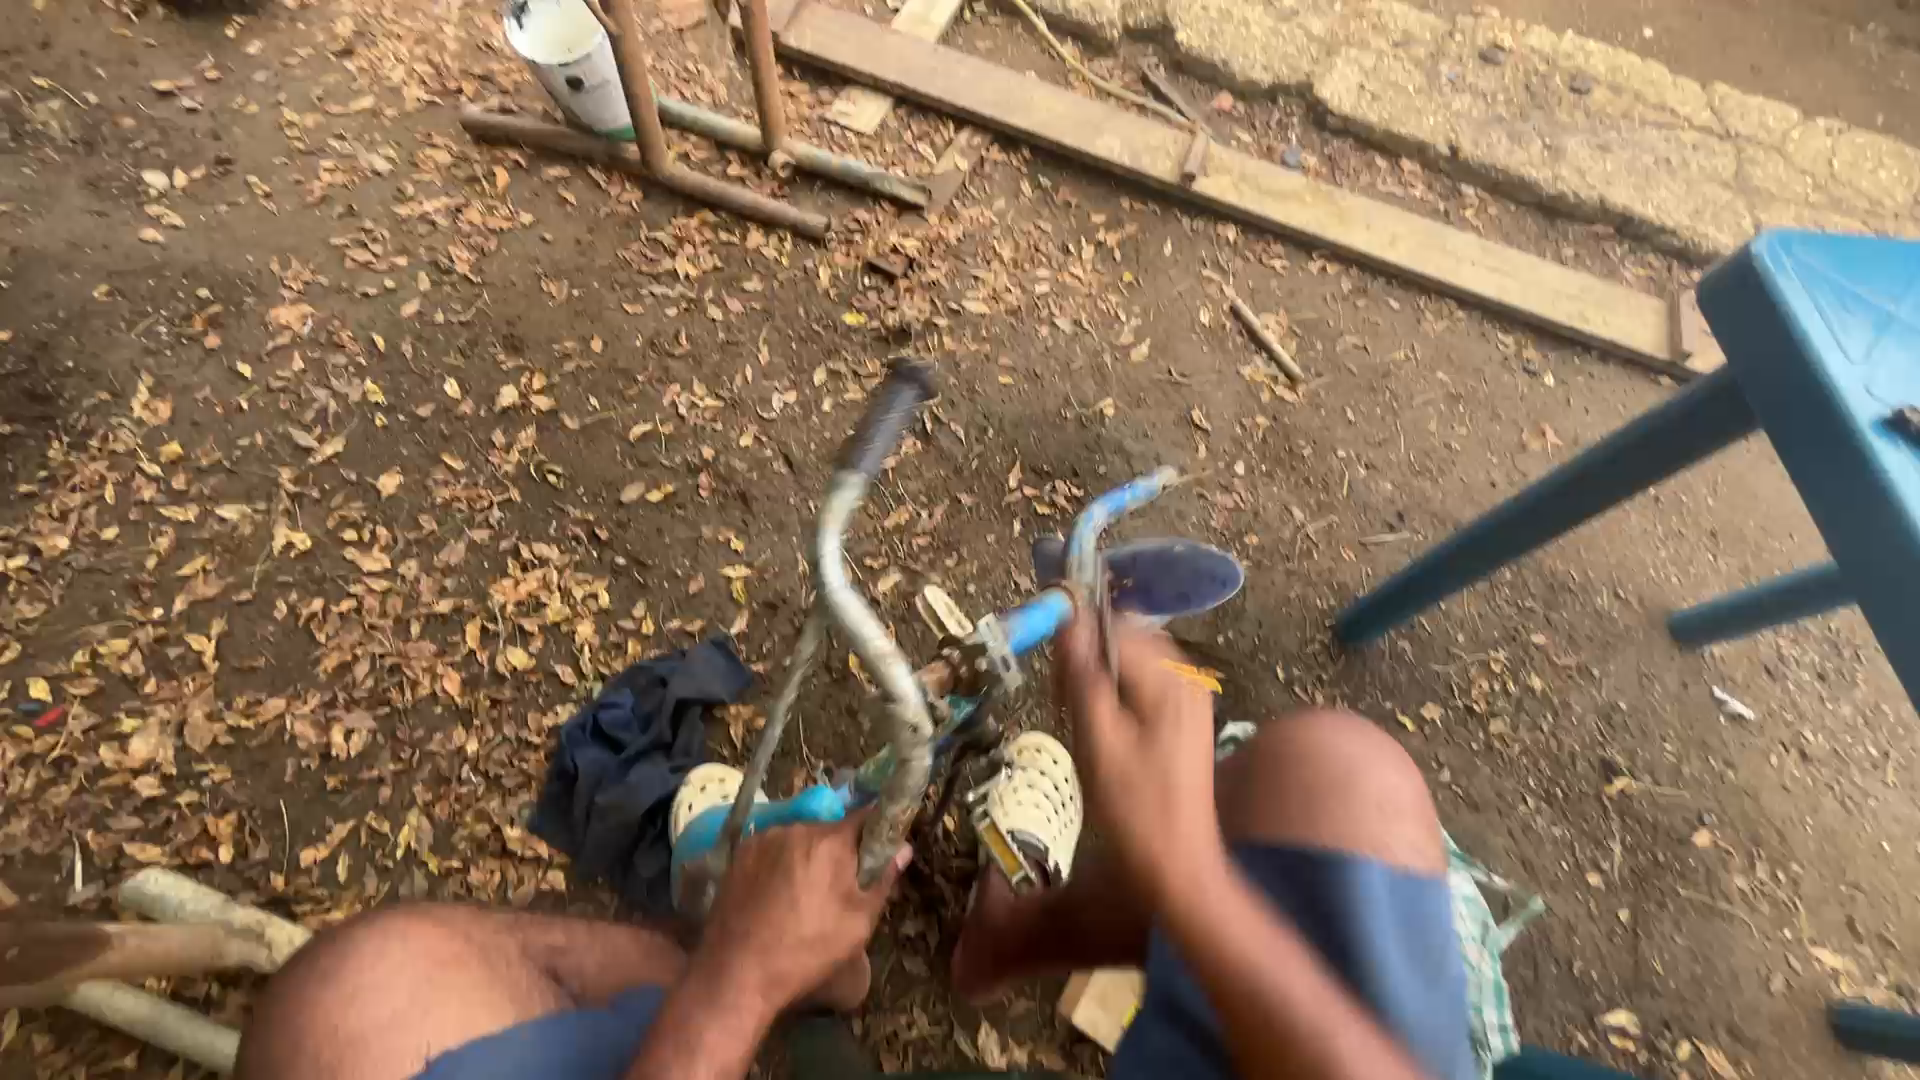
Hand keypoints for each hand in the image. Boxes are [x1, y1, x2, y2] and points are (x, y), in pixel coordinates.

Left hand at [698, 812, 908, 1015]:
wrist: (736, 973)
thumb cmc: (807, 950)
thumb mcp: (858, 923)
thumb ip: (883, 879)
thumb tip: (903, 848)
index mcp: (832, 841)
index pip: (866, 816)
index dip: (876, 831)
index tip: (879, 848)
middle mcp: (798, 827)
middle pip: (830, 830)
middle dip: (838, 851)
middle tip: (837, 886)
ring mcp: (765, 837)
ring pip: (799, 838)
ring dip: (807, 856)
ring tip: (800, 895)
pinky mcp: (741, 852)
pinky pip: (773, 847)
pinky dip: (779, 862)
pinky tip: (774, 893)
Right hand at [1053, 607, 1223, 901]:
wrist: (1175, 862)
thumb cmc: (1131, 806)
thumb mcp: (1096, 738)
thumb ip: (1082, 675)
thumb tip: (1067, 620)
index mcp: (1170, 681)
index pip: (1116, 628)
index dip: (1078, 640)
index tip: (1052, 674)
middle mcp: (1187, 679)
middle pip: (1126, 639)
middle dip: (1088, 657)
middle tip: (1061, 698)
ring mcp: (1190, 697)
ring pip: (1132, 659)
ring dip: (1099, 675)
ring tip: (1077, 713)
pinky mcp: (1184, 715)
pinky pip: (1143, 682)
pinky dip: (1116, 691)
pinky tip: (1100, 723)